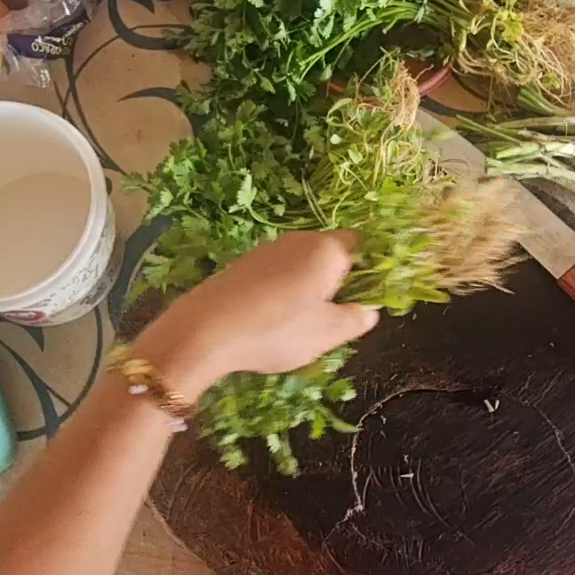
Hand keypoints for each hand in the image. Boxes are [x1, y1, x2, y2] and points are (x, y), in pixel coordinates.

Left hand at [133, 231, 379, 394]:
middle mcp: (298, 240)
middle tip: (334, 316)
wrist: (205, 331)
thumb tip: (370, 311)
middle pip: (328, 253)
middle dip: (336, 280)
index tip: (364, 297)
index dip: (367, 269)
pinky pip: (275, 273)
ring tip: (300, 323)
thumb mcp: (326, 334)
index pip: (359, 246)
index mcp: (326, 251)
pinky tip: (270, 319)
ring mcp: (267, 250)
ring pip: (300, 264)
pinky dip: (281, 291)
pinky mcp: (242, 265)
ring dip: (306, 286)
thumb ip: (354, 320)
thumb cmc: (276, 330)